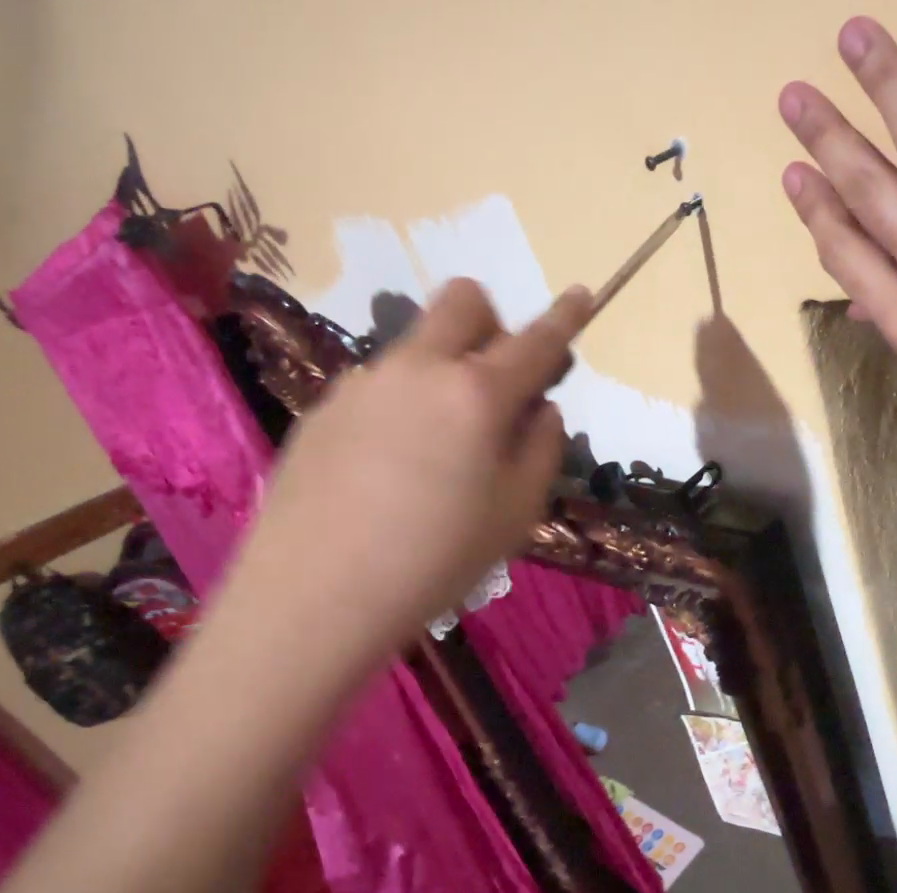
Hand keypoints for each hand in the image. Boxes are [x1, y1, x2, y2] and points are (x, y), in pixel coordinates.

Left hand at [221, 278, 586, 658]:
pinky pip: (380, 386)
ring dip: (443, 373)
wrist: (315, 593)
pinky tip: (389, 470)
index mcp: (477, 394)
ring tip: (437, 452)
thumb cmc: (436, 559)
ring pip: (417, 348)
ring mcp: (363, 384)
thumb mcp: (516, 514)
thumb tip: (540, 410)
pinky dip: (403, 407)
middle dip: (492, 322)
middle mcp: (418, 370)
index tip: (581, 294)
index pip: (535, 341)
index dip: (565, 317)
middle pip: (463, 303)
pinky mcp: (324, 409)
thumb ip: (542, 450)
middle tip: (498, 381)